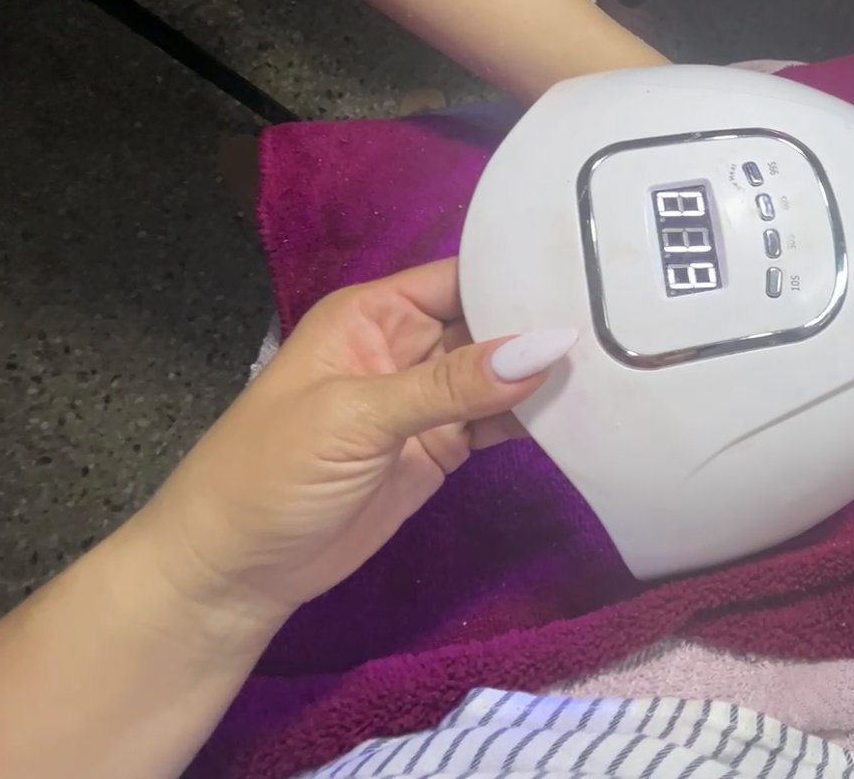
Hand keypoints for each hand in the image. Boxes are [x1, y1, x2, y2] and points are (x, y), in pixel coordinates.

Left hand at [128, 259, 575, 621]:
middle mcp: (413, 345)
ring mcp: (435, 396)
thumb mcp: (356, 418)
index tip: (590, 277)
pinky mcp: (451, 441)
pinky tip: (584, 410)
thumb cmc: (267, 476)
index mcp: (378, 315)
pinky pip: (506, 418)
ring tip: (617, 364)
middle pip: (495, 321)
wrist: (231, 580)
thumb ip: (452, 383)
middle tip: (622, 323)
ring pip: (507, 371)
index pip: (464, 277)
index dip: (521, 274)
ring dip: (550, 372)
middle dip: (548, 323)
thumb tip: (548, 346)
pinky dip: (540, 416)